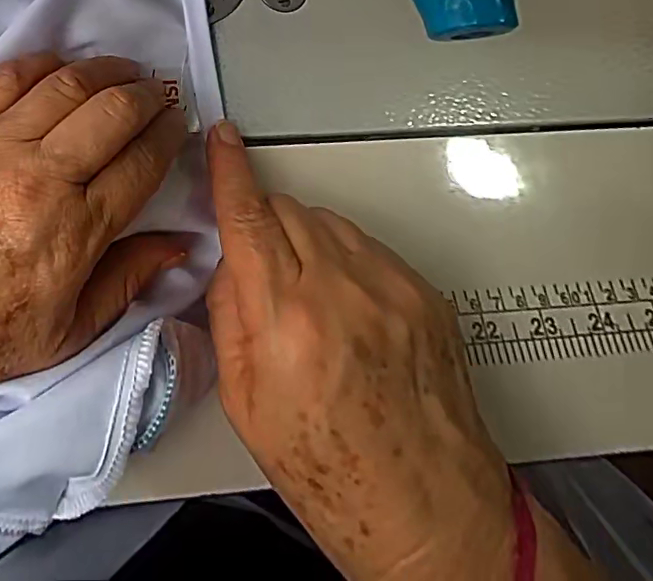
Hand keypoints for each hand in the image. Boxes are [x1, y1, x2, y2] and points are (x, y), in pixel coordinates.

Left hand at [0, 53, 189, 456]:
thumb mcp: (67, 332)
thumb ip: (128, 279)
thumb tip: (182, 241)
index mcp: (75, 231)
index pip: (141, 163)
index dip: (168, 136)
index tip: (179, 124)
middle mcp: (40, 177)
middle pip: (111, 111)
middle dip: (147, 95)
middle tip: (159, 93)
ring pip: (65, 84)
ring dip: (104, 70)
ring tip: (123, 70)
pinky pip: (7, 78)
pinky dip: (41, 63)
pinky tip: (61, 65)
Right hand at [203, 122, 513, 580]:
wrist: (432, 517)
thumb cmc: (325, 467)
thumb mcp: (241, 396)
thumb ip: (228, 312)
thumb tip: (229, 261)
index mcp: (285, 319)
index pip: (247, 218)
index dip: (228, 170)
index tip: (221, 137)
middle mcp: (342, 293)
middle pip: (285, 209)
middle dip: (261, 220)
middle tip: (259, 266)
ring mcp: (393, 291)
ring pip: (325, 220)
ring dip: (301, 237)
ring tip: (305, 292)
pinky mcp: (427, 297)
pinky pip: (364, 246)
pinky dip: (341, 258)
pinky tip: (344, 306)